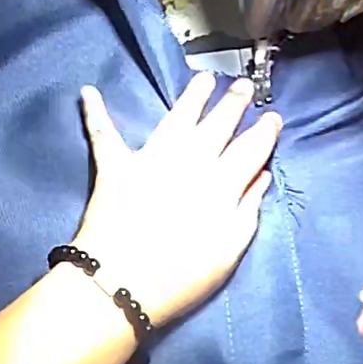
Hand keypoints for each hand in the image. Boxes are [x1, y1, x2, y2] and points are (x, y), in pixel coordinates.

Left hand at [71, 73, 279, 325]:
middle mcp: (190, 161)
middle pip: (217, 125)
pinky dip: (96, 113)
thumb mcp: (228, 252)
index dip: (264, 132)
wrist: (122, 284)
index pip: (250, 149)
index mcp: (222, 184)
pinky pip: (104, 134)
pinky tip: (89, 92)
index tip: (273, 116)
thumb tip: (262, 177)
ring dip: (191, 98)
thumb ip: (248, 211)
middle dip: (233, 104)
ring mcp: (151, 159)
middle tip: (244, 85)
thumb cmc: (182, 278)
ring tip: (204, 80)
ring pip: (176, 118)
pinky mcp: (116, 166)